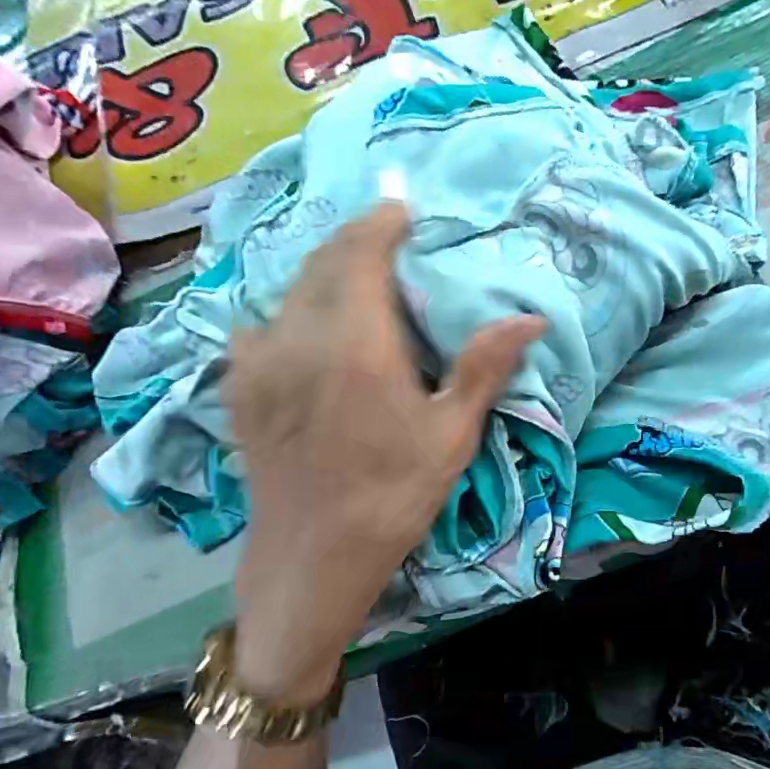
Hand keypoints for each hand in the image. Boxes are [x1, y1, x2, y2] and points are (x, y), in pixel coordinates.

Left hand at [224, 202, 543, 702]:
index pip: (362, 252)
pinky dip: (287, 313)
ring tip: (349, 284)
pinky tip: (302, 334)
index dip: (382, 222)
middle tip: (382, 241)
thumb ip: (483, 368)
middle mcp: (299, 337)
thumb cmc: (390, 498)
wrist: (311, 557)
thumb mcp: (449, 437)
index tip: (401, 211)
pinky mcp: (239, 387)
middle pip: (322, 262)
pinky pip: (258, 326)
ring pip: (289, 291)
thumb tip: (530, 319)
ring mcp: (260, 361)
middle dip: (353, 242)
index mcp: (356, 342)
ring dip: (321, 274)